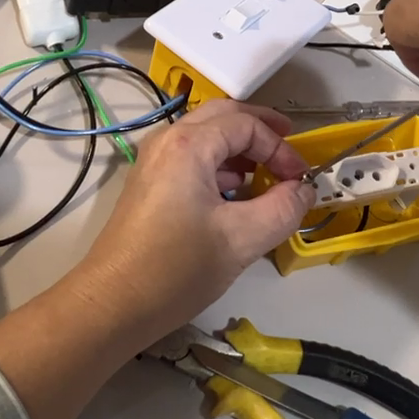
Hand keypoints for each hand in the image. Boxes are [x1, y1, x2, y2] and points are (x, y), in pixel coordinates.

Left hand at [70, 99, 315, 346]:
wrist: (114, 302)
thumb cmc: (177, 267)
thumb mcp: (242, 240)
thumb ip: (282, 209)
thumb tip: (304, 190)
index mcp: (188, 144)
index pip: (245, 124)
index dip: (279, 147)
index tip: (300, 178)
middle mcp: (167, 140)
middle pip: (221, 116)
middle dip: (259, 128)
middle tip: (289, 143)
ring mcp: (153, 160)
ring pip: (204, 135)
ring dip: (238, 146)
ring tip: (267, 173)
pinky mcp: (148, 183)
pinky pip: (190, 156)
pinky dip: (219, 163)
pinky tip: (236, 194)